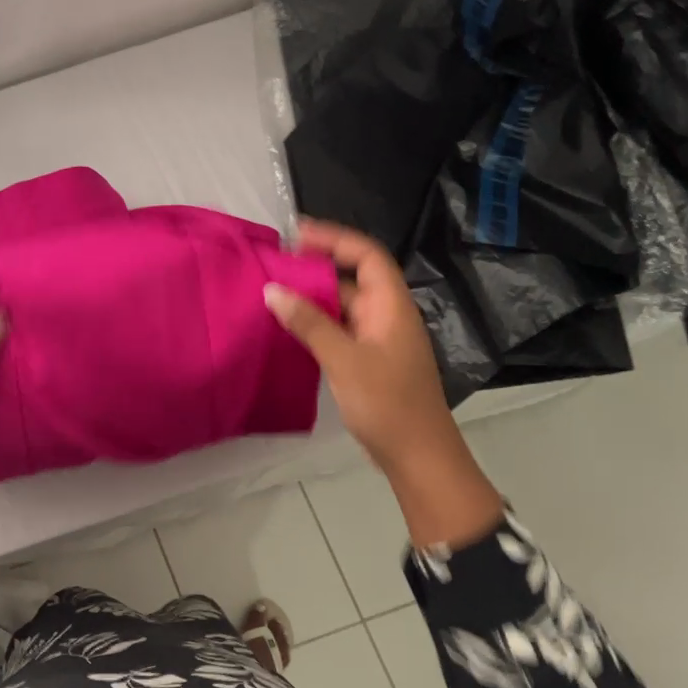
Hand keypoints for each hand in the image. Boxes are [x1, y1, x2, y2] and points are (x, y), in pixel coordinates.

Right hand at [263, 220, 450, 469]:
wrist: (416, 455)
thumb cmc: (387, 403)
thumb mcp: (344, 360)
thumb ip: (309, 323)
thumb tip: (272, 290)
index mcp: (391, 306)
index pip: (367, 256)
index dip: (335, 239)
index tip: (296, 233)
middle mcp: (386, 316)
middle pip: (350, 279)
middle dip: (313, 269)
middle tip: (271, 266)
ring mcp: (377, 341)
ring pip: (341, 308)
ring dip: (310, 299)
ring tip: (270, 294)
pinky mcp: (367, 362)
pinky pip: (338, 331)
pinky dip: (313, 325)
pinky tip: (285, 331)